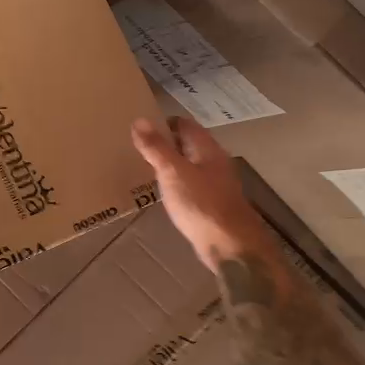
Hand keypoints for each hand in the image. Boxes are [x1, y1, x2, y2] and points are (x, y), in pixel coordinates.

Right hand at [130, 116, 272, 271]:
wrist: (229, 244)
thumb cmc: (201, 203)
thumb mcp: (172, 172)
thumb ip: (156, 147)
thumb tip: (139, 120)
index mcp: (207, 149)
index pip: (184, 125)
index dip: (162, 123)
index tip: (138, 128)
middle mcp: (213, 161)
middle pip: (187, 143)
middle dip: (164, 142)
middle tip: (135, 146)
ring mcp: (214, 182)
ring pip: (188, 164)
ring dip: (168, 162)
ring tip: (142, 166)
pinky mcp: (210, 201)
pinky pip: (189, 182)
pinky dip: (173, 181)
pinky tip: (160, 190)